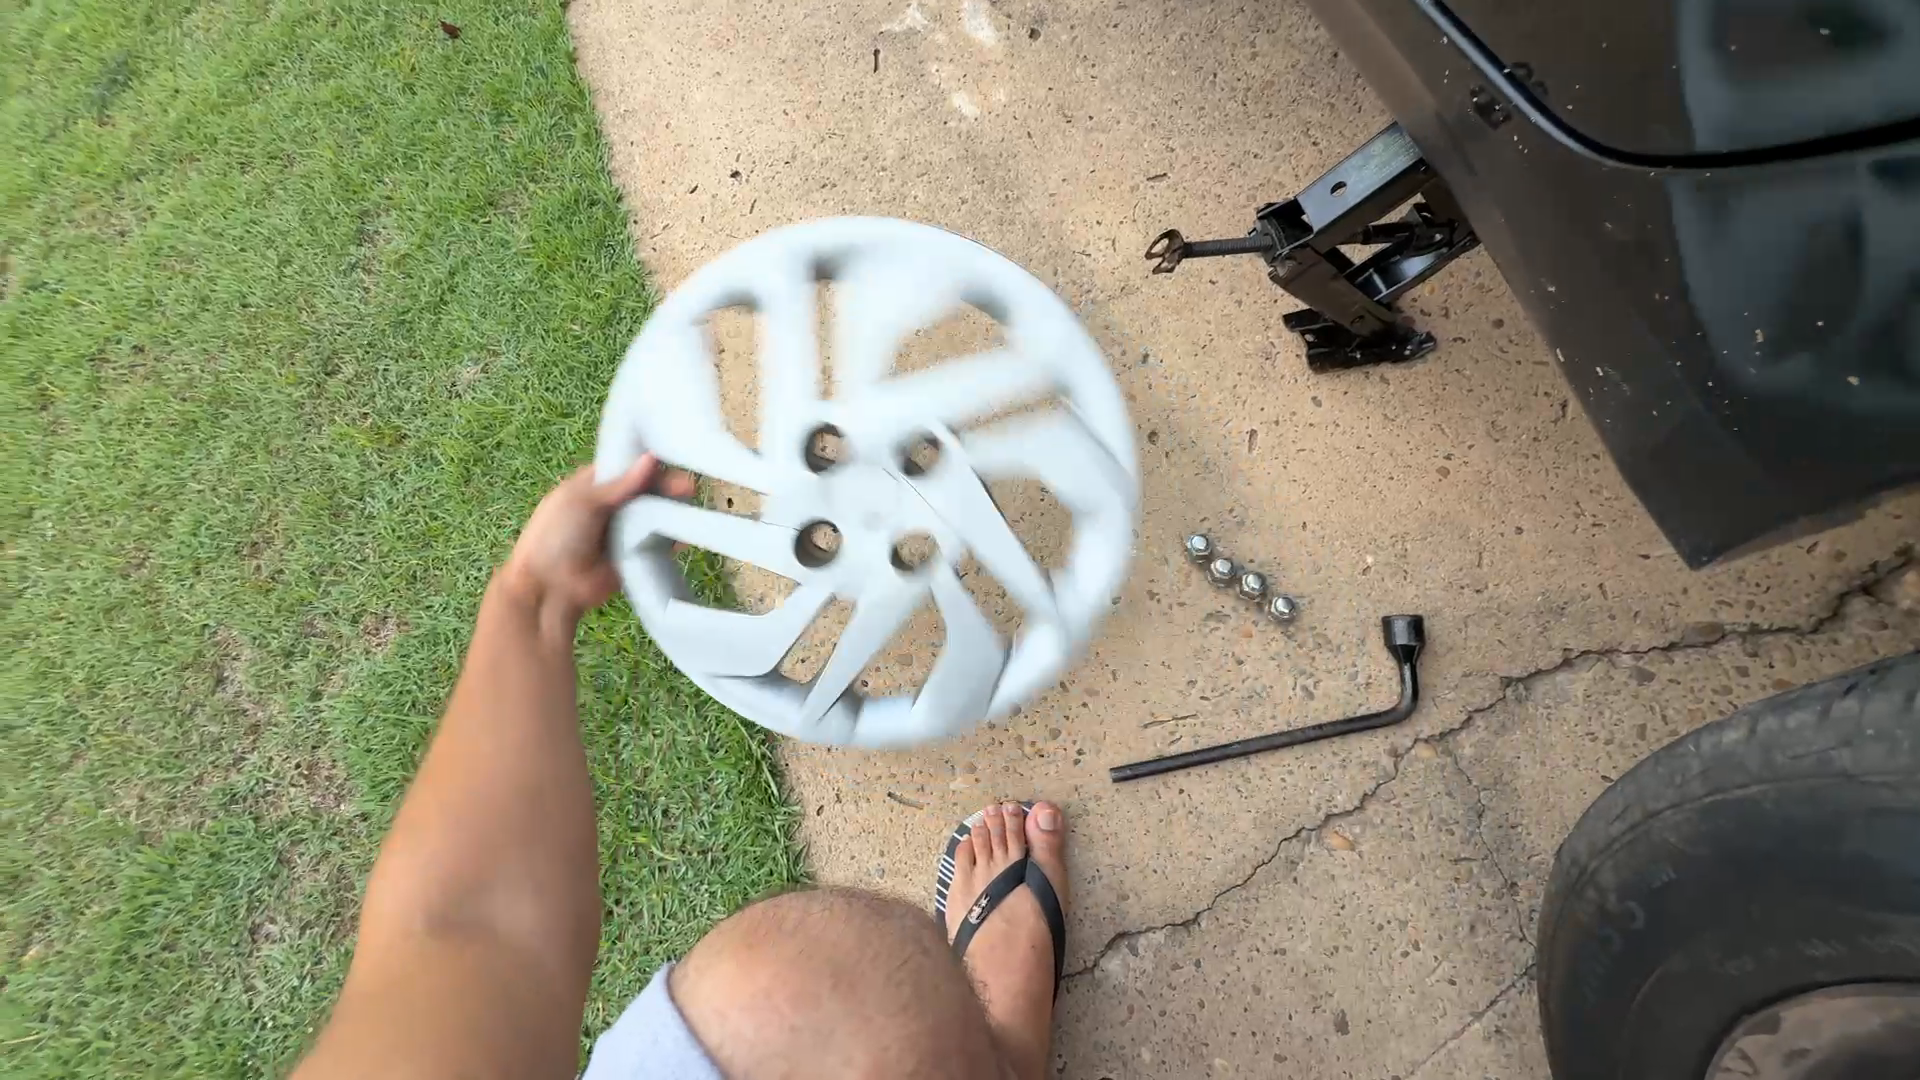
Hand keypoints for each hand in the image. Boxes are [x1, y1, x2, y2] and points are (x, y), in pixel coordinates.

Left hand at [498, 455, 694, 627]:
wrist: (551, 588)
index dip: (649, 463)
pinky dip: (674, 538)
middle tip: (689, 489)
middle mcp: (612, 505)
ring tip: (693, 509)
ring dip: (674, 511)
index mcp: (594, 486)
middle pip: (646, 490)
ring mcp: (625, 530)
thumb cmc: (556, 537)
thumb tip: (652, 459)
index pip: (627, 467)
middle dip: (667, 488)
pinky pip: (661, 542)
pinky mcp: (637, 553)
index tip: (674, 461)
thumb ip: (621, 484)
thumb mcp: (583, 502)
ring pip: (656, 515)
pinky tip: (689, 533)